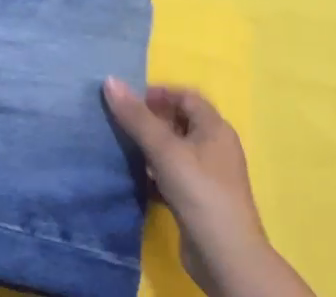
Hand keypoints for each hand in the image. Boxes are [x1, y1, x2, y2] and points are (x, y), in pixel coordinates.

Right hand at [104, 78, 290, 296]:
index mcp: (215, 129)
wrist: (225, 256)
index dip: (159, 93)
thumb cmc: (198, 191)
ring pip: (175, 150)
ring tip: (124, 147)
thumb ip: (136, 117)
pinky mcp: (200, 199)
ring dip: (151, 146)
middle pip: (180, 121)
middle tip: (123, 123)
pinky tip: (137, 177)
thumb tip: (110, 80)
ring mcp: (209, 175)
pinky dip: (156, 172)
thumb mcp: (164, 149)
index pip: (186, 97)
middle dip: (151, 119)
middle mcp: (215, 148)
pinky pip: (174, 174)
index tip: (130, 101)